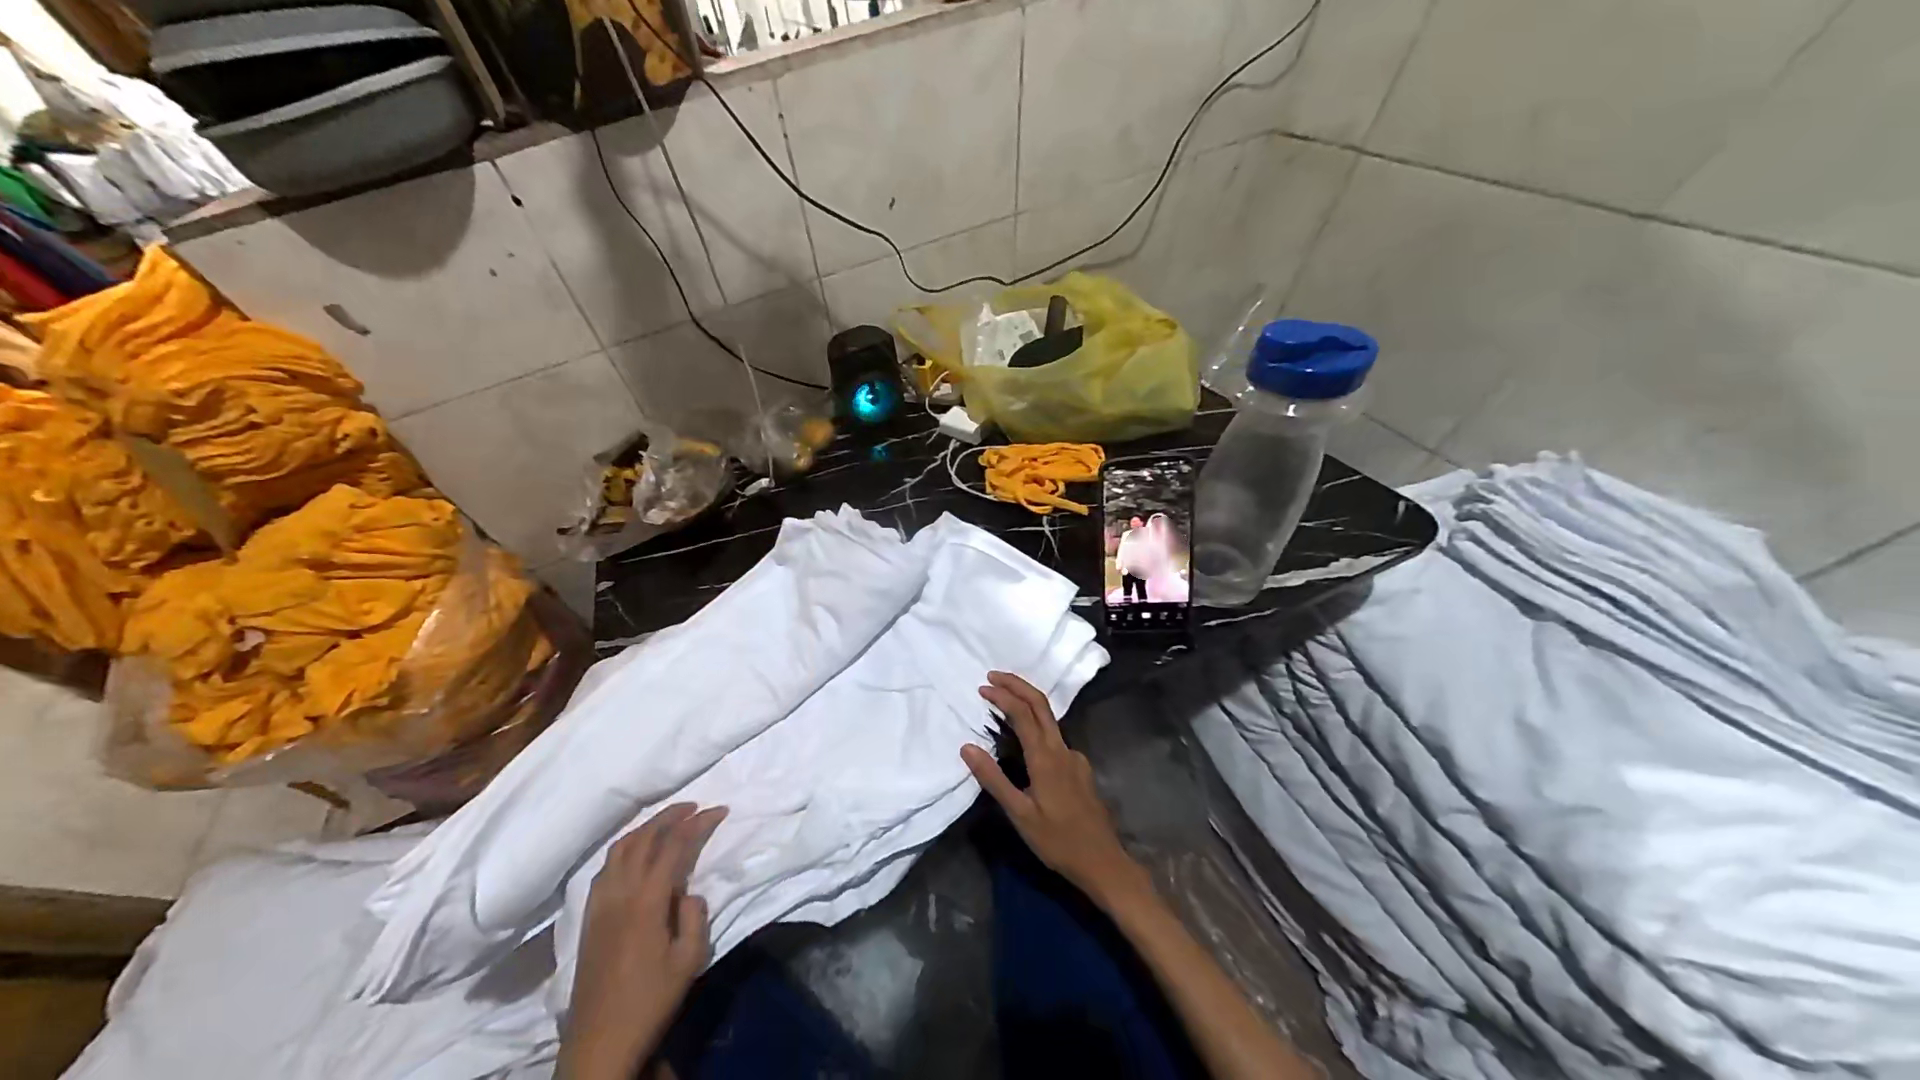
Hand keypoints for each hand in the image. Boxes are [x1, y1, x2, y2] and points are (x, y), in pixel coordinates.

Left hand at [558, 803, 727, 1079]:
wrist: (599, 1040)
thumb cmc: (650, 1000)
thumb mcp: (689, 960)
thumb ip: (694, 916)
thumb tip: (688, 892)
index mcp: (646, 900)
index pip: (674, 845)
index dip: (698, 823)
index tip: (720, 811)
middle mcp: (619, 892)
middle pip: (643, 838)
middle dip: (670, 815)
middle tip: (695, 806)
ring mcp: (599, 903)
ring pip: (620, 848)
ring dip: (646, 827)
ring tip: (668, 821)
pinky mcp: (589, 916)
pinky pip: (607, 865)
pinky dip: (626, 846)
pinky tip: (637, 852)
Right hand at [961, 672, 1149, 908]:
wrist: (1103, 861)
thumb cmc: (1057, 841)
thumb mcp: (1019, 814)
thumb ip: (993, 779)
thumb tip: (967, 747)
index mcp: (1046, 758)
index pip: (1023, 713)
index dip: (1003, 696)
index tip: (982, 688)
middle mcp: (1062, 750)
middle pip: (1041, 705)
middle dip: (1017, 685)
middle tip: (993, 677)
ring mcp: (1075, 758)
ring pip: (1049, 720)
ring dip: (1027, 703)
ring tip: (1002, 703)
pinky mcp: (1079, 769)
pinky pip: (1054, 738)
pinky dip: (1036, 726)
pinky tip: (1024, 742)